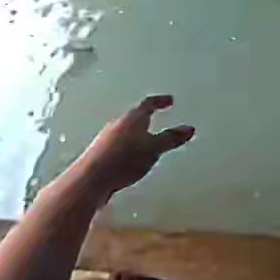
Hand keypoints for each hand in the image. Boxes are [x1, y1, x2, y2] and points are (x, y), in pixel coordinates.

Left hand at [65, 95, 195, 199]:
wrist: (91, 179)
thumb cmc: (124, 159)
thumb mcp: (154, 149)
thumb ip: (171, 139)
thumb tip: (189, 129)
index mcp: (132, 118)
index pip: (149, 103)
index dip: (160, 101)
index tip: (169, 100)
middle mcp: (118, 124)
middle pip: (135, 116)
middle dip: (147, 116)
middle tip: (157, 116)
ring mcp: (107, 140)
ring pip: (125, 131)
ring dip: (137, 134)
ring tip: (146, 140)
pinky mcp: (100, 155)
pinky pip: (118, 146)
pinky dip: (128, 148)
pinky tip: (131, 160)